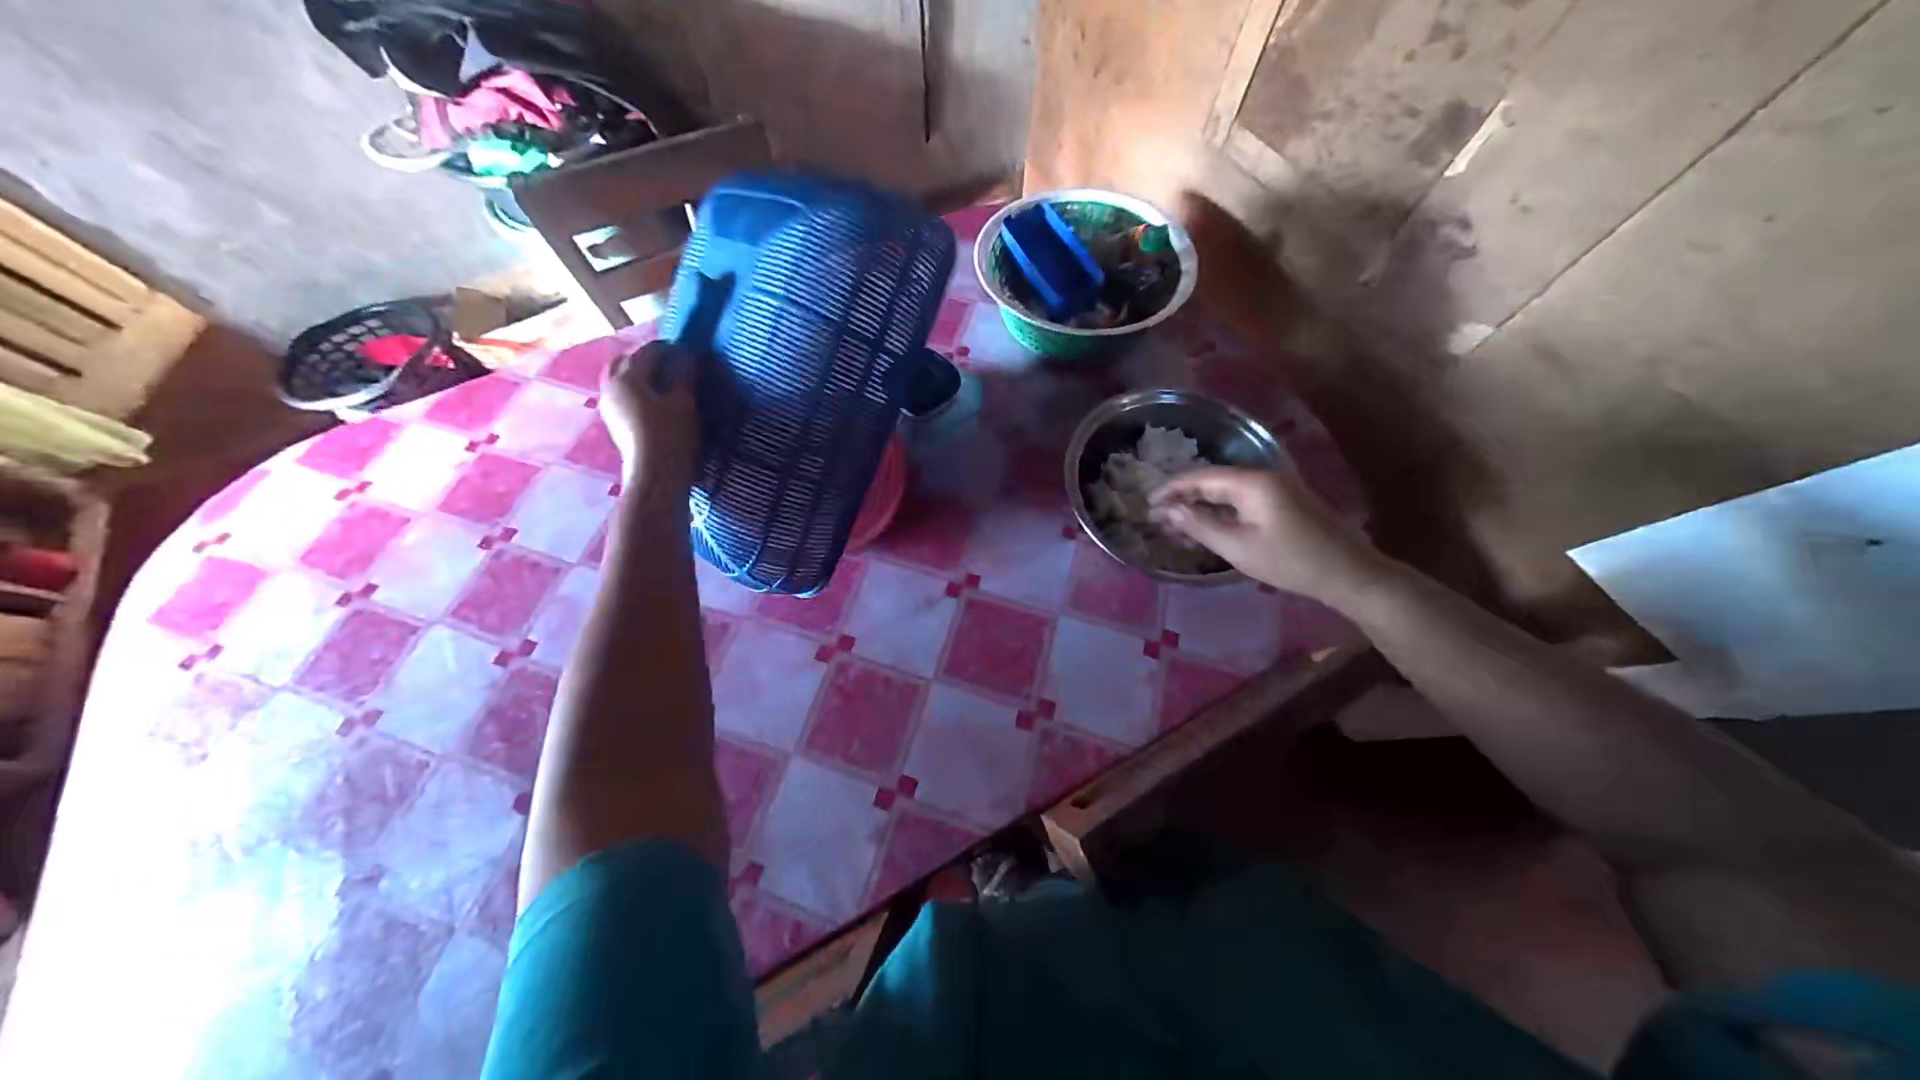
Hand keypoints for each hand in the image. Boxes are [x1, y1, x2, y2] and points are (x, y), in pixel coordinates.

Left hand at [600, 341, 699, 494]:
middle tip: (673, 364)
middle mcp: (611, 388)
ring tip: (667, 384)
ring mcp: (610, 408)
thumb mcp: (684, 403)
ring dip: (643, 377)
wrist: (655, 477)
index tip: (691, 352)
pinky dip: (640, 393)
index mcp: (627, 377)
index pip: (649, 351)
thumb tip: (688, 355)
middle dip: (648, 359)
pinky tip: (658, 403)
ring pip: (623, 381)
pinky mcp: (616, 426)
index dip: (672, 348)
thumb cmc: (671, 436)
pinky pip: (626, 398)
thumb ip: (684, 375)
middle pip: (627, 362)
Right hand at [1150, 467, 1389, 607]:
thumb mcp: (1238, 547)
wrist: (1349, 574)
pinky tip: (1206, 529)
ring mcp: (1276, 489)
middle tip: (1158, 519)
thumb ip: (1200, 525)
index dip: (1171, 489)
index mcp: (1252, 482)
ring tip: (1175, 527)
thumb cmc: (1291, 561)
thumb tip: (1169, 510)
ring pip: (1227, 493)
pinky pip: (1242, 502)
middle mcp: (1264, 477)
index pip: (1200, 477)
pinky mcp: (1283, 503)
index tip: (1148, 504)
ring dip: (1200, 507)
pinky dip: (1220, 513)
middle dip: (1183, 499)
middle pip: (1213, 482)